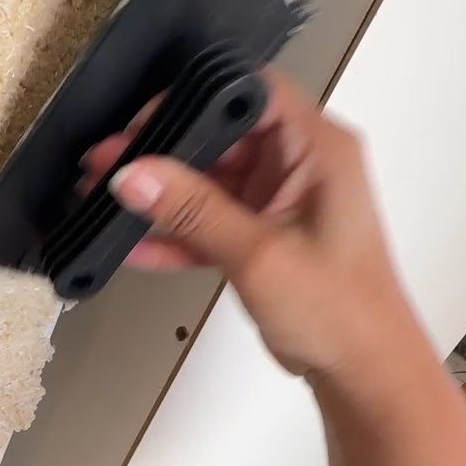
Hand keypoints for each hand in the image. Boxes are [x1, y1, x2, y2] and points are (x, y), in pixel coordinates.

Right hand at [83, 69, 428, 383]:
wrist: (359, 370)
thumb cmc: (340, 310)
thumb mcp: (258, 252)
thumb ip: (193, 211)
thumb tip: (135, 175)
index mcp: (317, 148)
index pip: (250, 94)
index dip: (193, 99)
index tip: (142, 122)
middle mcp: (298, 167)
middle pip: (219, 138)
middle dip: (161, 152)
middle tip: (109, 162)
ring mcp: (276, 204)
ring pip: (206, 184)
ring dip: (159, 196)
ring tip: (105, 197)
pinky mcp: (259, 238)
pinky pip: (206, 225)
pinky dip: (173, 236)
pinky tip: (132, 244)